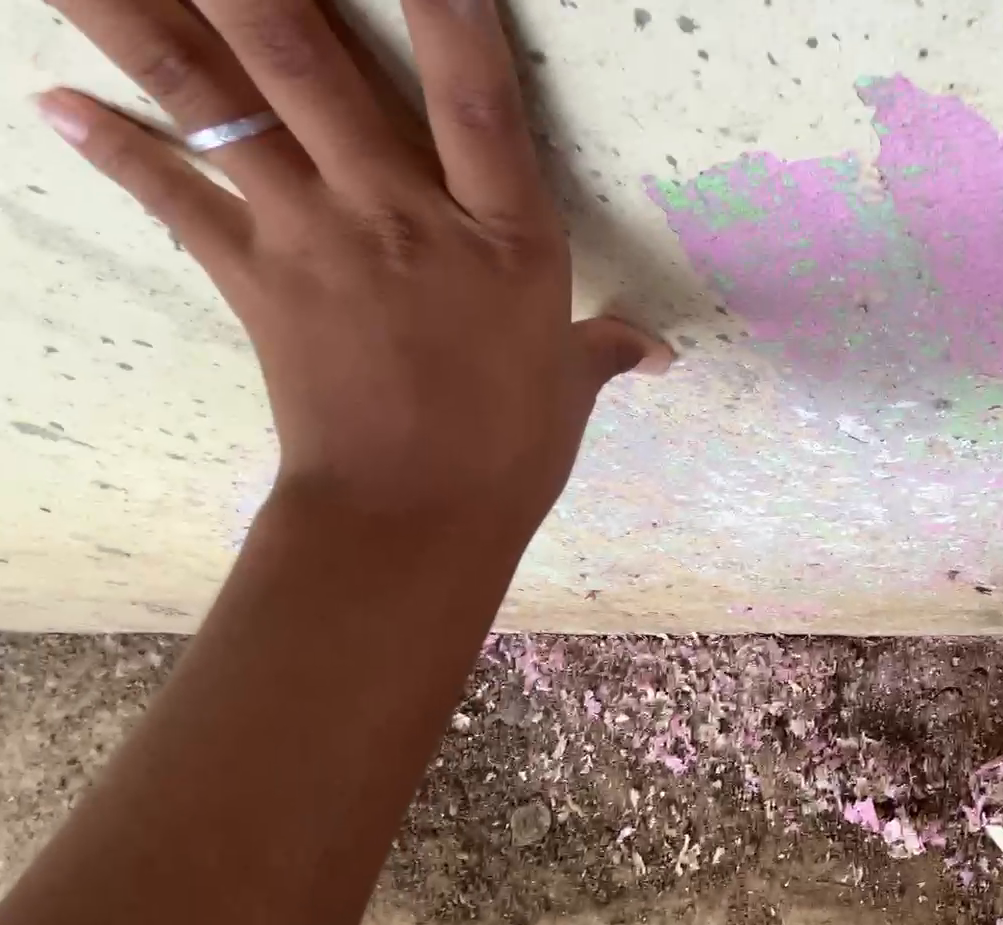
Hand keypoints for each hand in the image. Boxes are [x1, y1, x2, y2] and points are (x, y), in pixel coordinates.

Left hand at [35, 0, 671, 536]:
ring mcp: (320, 241)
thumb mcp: (574, 387)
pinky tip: (59, 103)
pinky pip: (178, 200)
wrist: (417, 514)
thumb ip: (609, 348)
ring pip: (219, 104)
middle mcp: (407, 218)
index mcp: (509, 243)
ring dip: (139, 16)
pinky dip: (119, 150)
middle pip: (311, 65)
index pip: (481, 104)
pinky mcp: (256, 282)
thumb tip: (661, 353)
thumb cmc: (516, 448)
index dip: (452, 14)